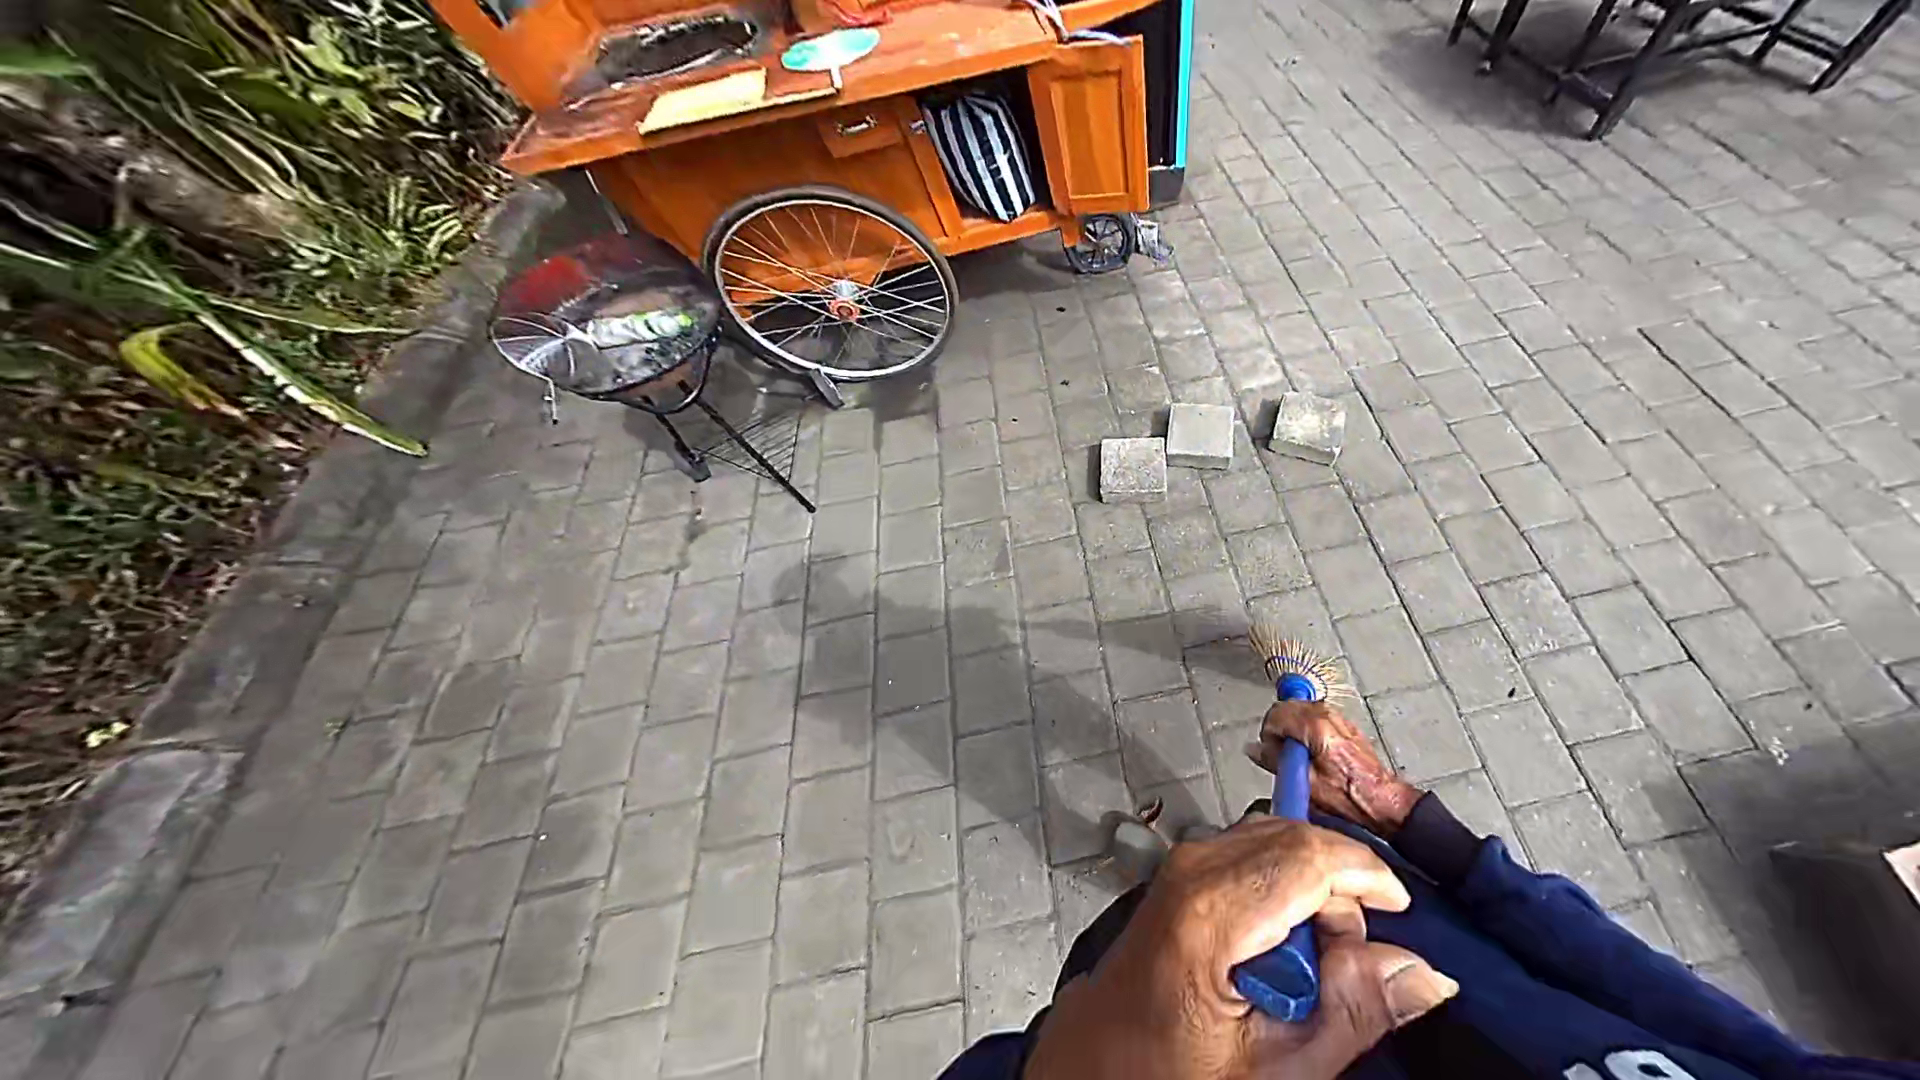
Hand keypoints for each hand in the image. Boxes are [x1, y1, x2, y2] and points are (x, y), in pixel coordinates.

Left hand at [1023, 817, 1456, 1079]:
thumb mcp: (1278, 1068)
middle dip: (1340, 886)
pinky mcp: (1183, 867)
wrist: (1106, 1046)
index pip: (1305, 856)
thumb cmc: (1179, 1065)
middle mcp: (1191, 869)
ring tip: (1306, 964)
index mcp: (1210, 913)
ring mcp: (1182, 862)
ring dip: (1312, 886)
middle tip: (1344, 961)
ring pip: (1275, 838)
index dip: (1364, 873)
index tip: (1398, 913)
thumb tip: (1421, 968)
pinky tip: (1278, 942)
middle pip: (1293, 838)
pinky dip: (1284, 882)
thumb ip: (1352, 1011)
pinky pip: (1253, 851)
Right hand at [1247, 701, 1422, 836]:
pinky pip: (1315, 715)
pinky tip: (1312, 750)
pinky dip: (1306, 726)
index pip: (1276, 714)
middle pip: (1287, 706)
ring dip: (1292, 725)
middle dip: (1278, 726)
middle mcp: (1328, 715)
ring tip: (1298, 753)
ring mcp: (1338, 717)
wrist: (1384, 804)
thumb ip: (1275, 760)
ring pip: (1300, 708)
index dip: (1269, 733)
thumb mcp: (1304, 784)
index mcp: (1316, 727)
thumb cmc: (1350, 798)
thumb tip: (1253, 749)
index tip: (1272, 751)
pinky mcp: (1345, 724)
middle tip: (1283, 752)